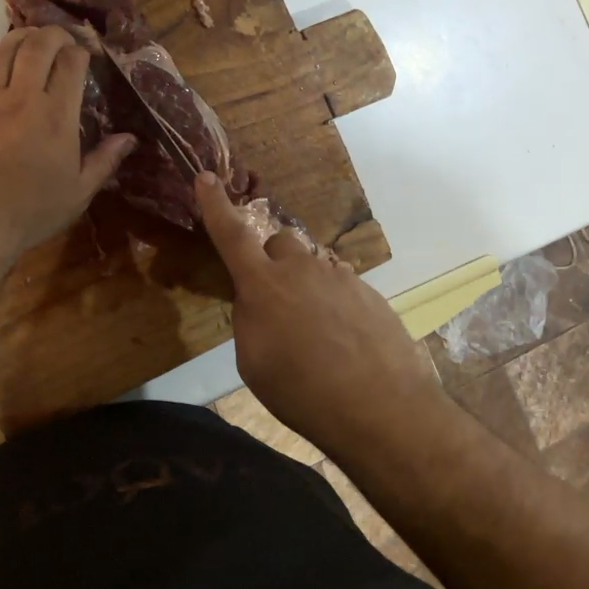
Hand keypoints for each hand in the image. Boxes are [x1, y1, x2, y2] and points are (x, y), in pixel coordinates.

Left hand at [0, 26, 136, 252]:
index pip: (71, 62)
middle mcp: (21, 97)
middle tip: (61, 39)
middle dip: (54, 34)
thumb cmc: (28, 213)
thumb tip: (128, 138)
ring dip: (22, 39)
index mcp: (56, 115)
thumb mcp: (77, 193)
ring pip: (4, 50)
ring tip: (30, 41)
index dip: (80, 51)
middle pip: (38, 45)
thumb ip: (104, 161)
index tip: (84, 54)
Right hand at [196, 172, 442, 450]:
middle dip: (271, 262)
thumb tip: (256, 302)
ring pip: (312, 268)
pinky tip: (344, 344)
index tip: (206, 177)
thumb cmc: (302, 392)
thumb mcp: (253, 362)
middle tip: (275, 303)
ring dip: (305, 288)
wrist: (382, 410)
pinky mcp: (370, 293)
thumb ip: (248, 321)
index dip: (215, 205)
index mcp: (263, 284)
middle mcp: (301, 269)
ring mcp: (340, 278)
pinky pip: (341, 288)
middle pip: (278, 243)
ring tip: (315, 335)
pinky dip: (334, 307)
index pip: (231, 234)